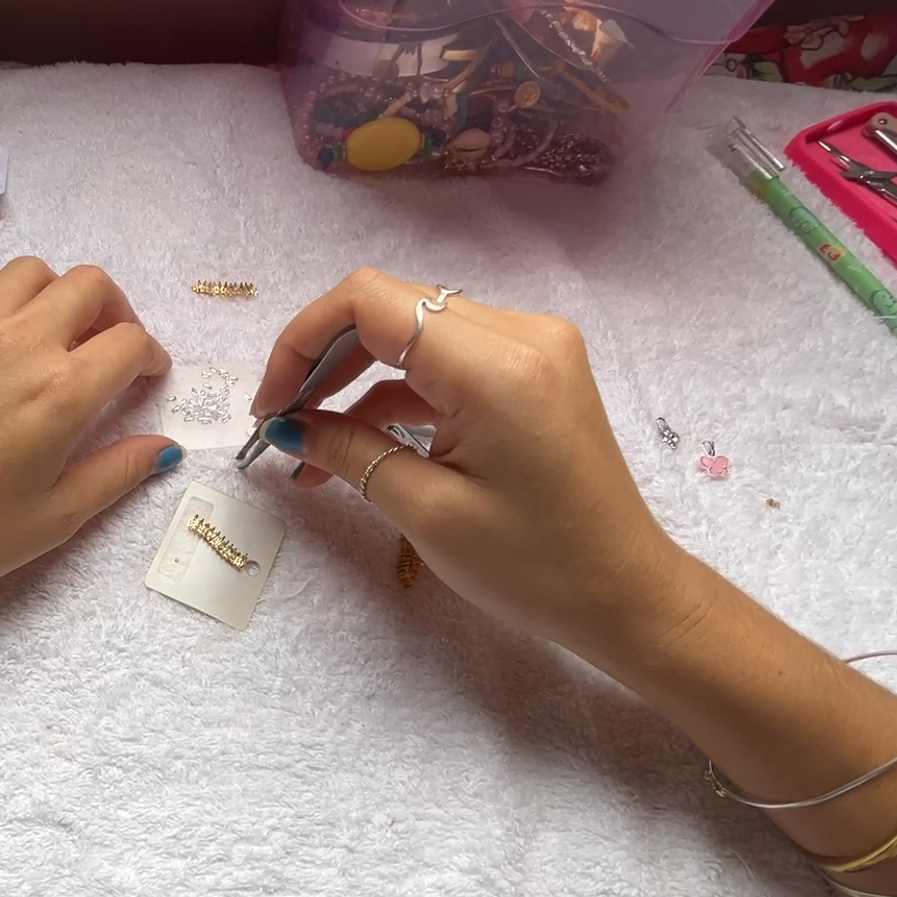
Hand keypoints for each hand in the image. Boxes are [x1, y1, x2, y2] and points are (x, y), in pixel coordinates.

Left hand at [0, 257, 183, 613]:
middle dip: (115, 311)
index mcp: (60, 391)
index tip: (147, 377)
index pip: (129, 342)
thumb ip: (117, 473)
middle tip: (109, 348)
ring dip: (54, 292)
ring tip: (52, 332)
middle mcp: (15, 344)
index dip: (151, 357)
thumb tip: (165, 447)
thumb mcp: (54, 518)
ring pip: (25, 271)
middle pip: (88, 286)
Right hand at [250, 269, 695, 657]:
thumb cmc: (532, 566)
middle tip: (280, 421)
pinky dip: (386, 396)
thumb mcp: (424, 510)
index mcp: (495, 365)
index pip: (370, 302)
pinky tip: (351, 443)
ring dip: (347, 378)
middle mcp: (518, 332)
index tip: (270, 405)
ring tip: (306, 440)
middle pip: (386, 308)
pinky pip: (437, 363)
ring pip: (407, 332)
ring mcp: (527, 347)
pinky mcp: (525, 372)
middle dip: (319, 358)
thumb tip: (286, 426)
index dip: (302, 340)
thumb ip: (348, 452)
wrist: (626, 594)